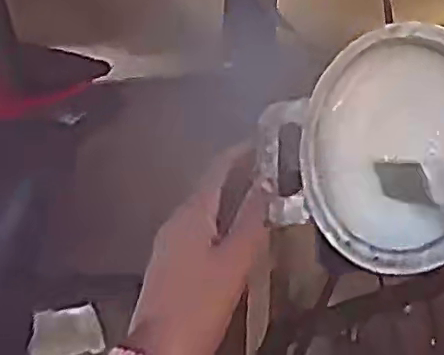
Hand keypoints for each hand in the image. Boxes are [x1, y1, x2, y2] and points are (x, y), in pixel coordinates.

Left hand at [124, 145, 270, 354]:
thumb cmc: (198, 303)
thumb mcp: (235, 260)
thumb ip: (253, 218)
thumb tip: (268, 180)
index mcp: (192, 212)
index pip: (219, 166)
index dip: (244, 150)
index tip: (270, 140)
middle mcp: (177, 220)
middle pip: (212, 185)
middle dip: (241, 174)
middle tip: (274, 169)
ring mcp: (169, 243)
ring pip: (206, 207)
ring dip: (232, 198)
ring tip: (263, 198)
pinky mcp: (169, 265)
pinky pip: (200, 227)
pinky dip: (222, 220)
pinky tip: (239, 233)